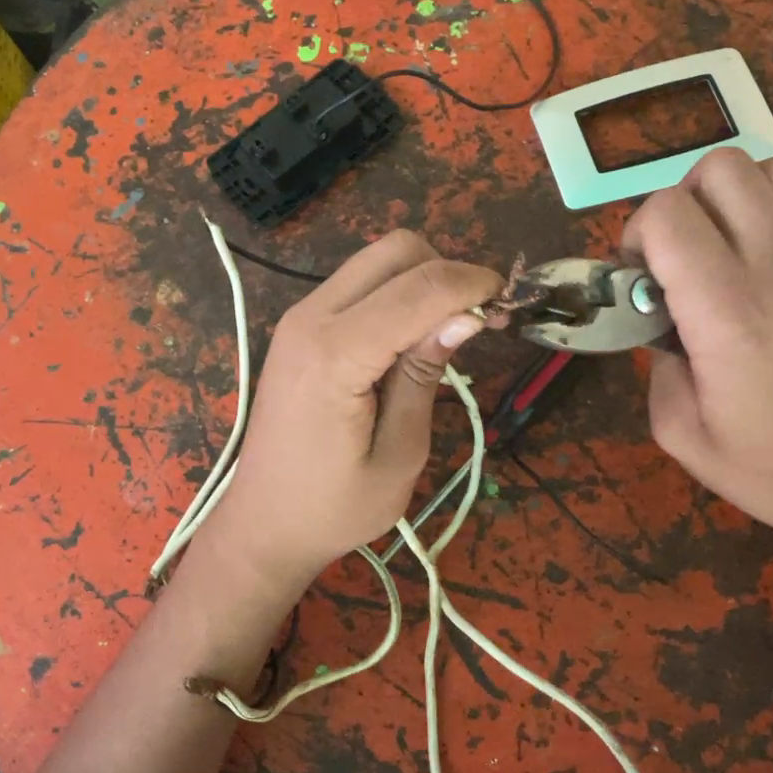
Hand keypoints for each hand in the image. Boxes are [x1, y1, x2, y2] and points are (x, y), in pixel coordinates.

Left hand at [204, 231, 504, 584]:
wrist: (263, 521)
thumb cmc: (334, 507)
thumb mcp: (398, 455)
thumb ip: (425, 375)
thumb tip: (466, 314)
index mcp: (335, 355)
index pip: (419, 288)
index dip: (473, 285)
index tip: (508, 308)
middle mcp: (311, 319)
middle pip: (395, 251)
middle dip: (447, 273)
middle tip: (477, 320)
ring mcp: (299, 317)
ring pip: (375, 260)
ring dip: (421, 280)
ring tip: (448, 331)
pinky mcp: (298, 326)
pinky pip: (357, 284)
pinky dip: (394, 293)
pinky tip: (410, 337)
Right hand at [623, 149, 772, 587]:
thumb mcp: (680, 435)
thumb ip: (657, 369)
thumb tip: (663, 331)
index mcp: (726, 311)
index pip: (668, 214)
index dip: (636, 236)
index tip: (640, 283)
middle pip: (722, 168)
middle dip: (681, 201)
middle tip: (677, 257)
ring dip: (738, 195)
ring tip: (725, 246)